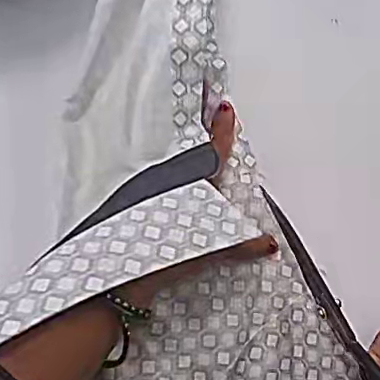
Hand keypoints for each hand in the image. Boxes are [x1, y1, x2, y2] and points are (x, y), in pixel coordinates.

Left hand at [0, 99, 274, 379]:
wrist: (111, 276)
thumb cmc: (159, 257)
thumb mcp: (206, 250)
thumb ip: (240, 246)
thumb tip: (268, 245)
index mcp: (188, 185)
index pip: (212, 150)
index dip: (222, 129)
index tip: (225, 108)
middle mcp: (164, 181)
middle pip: (186, 145)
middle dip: (198, 122)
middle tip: (206, 104)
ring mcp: (143, 190)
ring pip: (165, 158)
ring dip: (177, 143)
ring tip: (188, 129)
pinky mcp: (127, 204)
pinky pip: (149, 176)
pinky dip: (159, 167)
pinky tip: (160, 172)